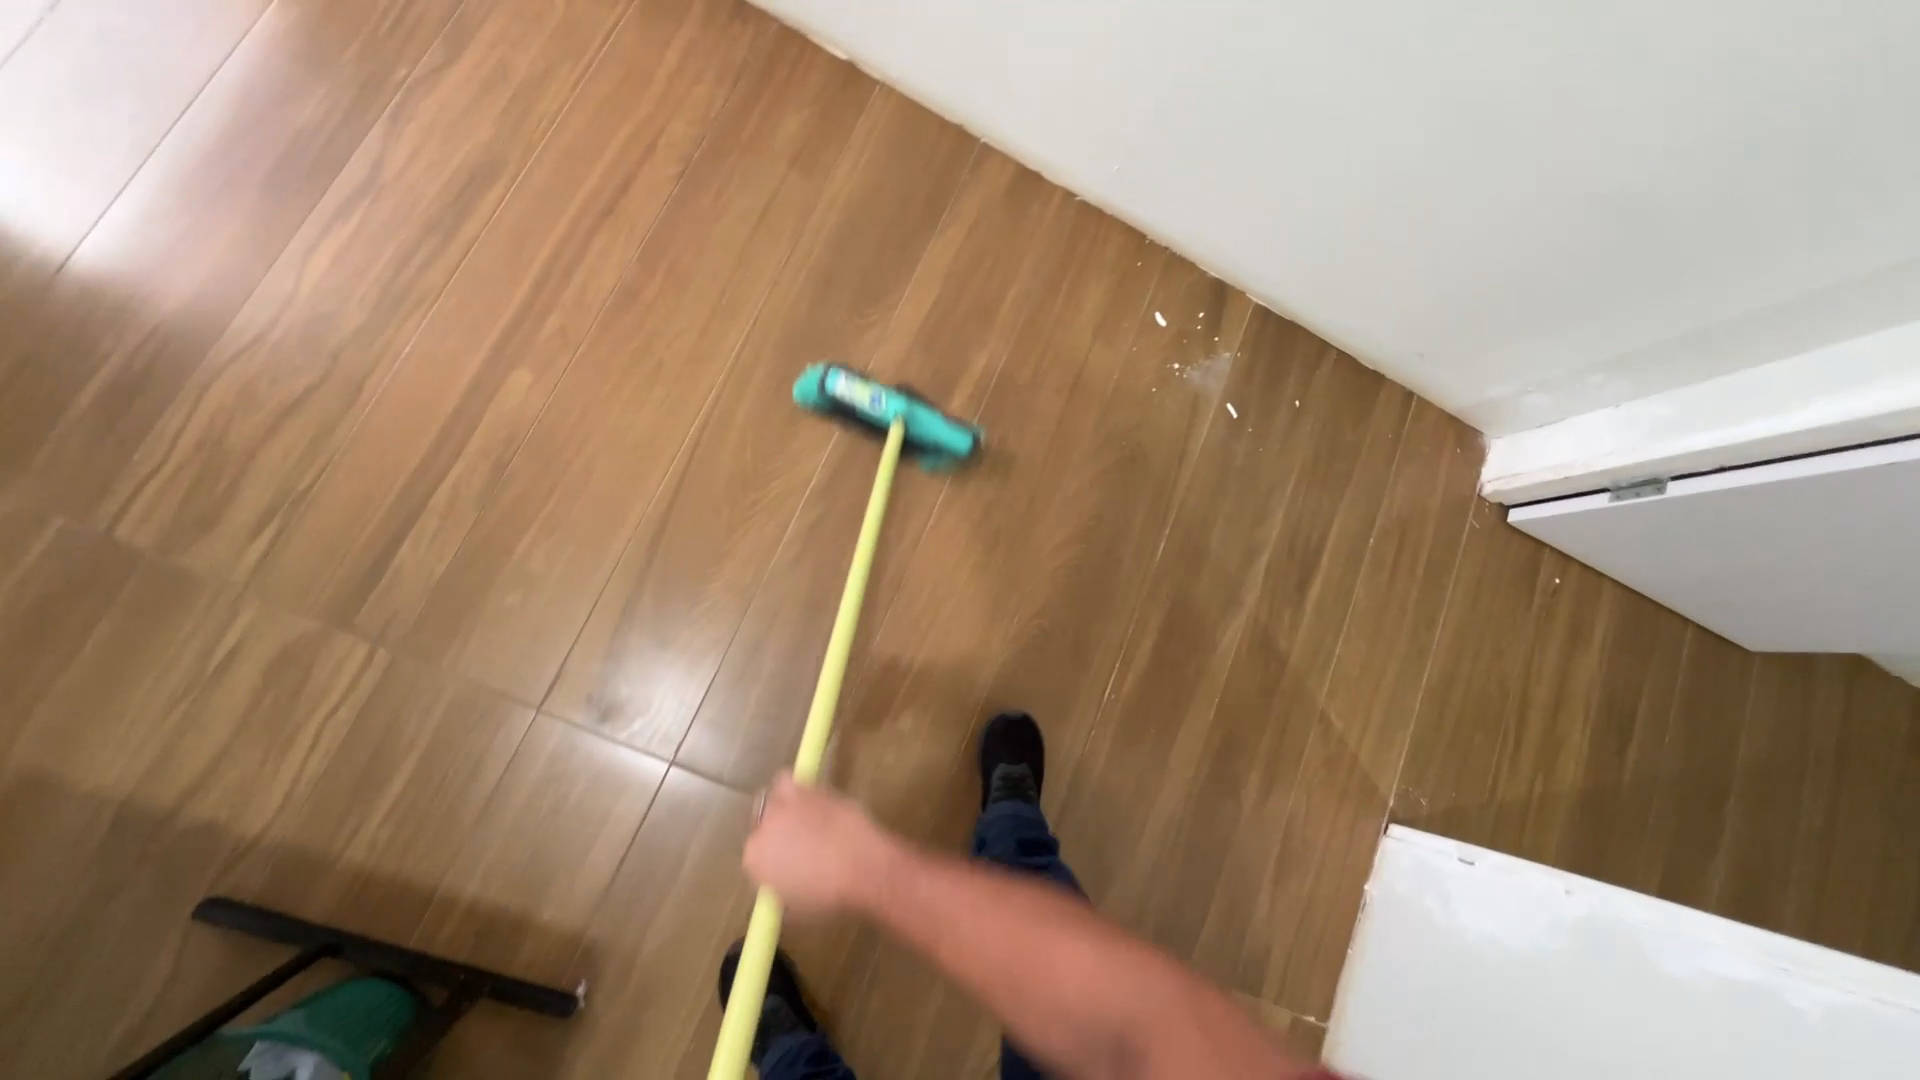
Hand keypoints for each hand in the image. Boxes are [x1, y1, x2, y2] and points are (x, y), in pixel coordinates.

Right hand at [744, 773, 900, 919]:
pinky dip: (798, 786)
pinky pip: (790, 779)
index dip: (773, 856)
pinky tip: (813, 798)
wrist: (861, 866)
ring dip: (786, 805)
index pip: (755, 854)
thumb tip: (786, 880)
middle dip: (777, 829)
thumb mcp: (796, 907)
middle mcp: (762, 829)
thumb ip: (781, 890)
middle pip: (763, 822)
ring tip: (806, 815)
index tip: (789, 860)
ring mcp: (783, 805)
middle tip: (799, 838)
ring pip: (774, 797)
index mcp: (754, 860)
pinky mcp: (805, 788)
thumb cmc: (830, 896)